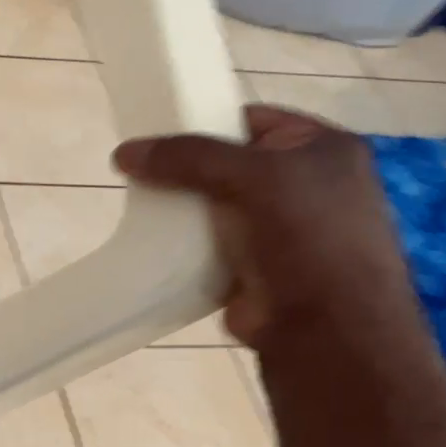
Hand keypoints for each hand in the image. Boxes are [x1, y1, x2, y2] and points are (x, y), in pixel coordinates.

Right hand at [113, 105, 422, 349]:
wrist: (322, 327)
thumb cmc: (305, 237)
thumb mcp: (252, 177)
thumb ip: (188, 158)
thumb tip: (124, 152)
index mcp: (322, 148)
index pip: (251, 119)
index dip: (204, 121)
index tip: (155, 136)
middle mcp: (305, 183)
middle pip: (225, 163)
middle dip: (184, 170)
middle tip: (140, 174)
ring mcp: (278, 227)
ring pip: (211, 205)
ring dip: (179, 209)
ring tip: (139, 207)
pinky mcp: (250, 265)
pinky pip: (204, 243)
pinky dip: (181, 243)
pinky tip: (153, 241)